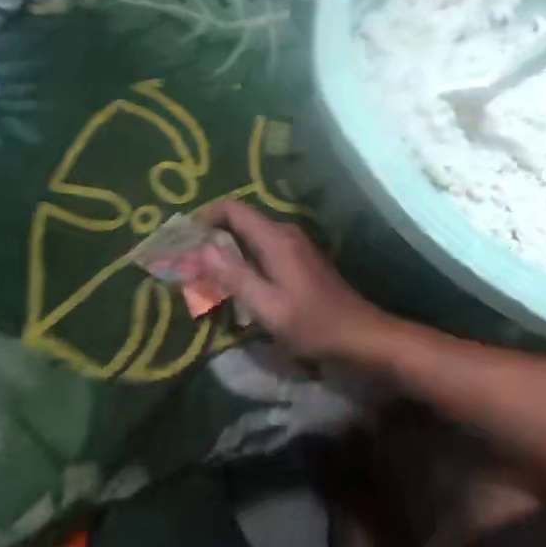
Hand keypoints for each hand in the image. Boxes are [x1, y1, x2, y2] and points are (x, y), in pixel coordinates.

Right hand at [200, 199, 390, 359]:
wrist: (363, 337)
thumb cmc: (314, 325)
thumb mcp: (268, 306)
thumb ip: (234, 275)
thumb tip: (199, 248)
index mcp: (276, 238)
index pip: (232, 209)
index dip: (204, 217)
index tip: (182, 240)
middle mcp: (284, 233)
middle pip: (239, 220)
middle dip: (209, 236)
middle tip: (186, 262)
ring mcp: (293, 246)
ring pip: (248, 236)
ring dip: (224, 250)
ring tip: (202, 275)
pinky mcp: (297, 260)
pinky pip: (260, 249)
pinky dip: (241, 260)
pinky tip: (232, 284)